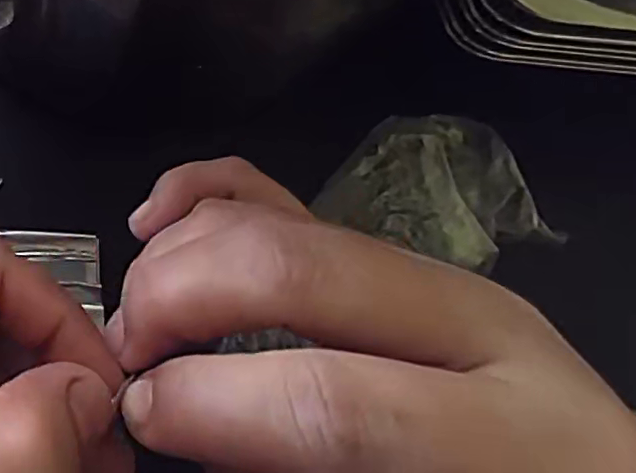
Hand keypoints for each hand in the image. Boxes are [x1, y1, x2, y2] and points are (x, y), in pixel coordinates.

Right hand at [108, 158, 635, 472]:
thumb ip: (306, 465)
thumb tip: (180, 428)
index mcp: (511, 432)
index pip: (334, 399)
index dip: (212, 403)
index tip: (141, 413)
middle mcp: (466, 316)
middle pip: (289, 268)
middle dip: (177, 298)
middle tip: (125, 351)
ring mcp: (418, 262)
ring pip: (274, 215)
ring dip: (179, 250)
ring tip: (136, 311)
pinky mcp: (379, 243)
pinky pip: (278, 191)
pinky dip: (203, 191)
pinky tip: (156, 218)